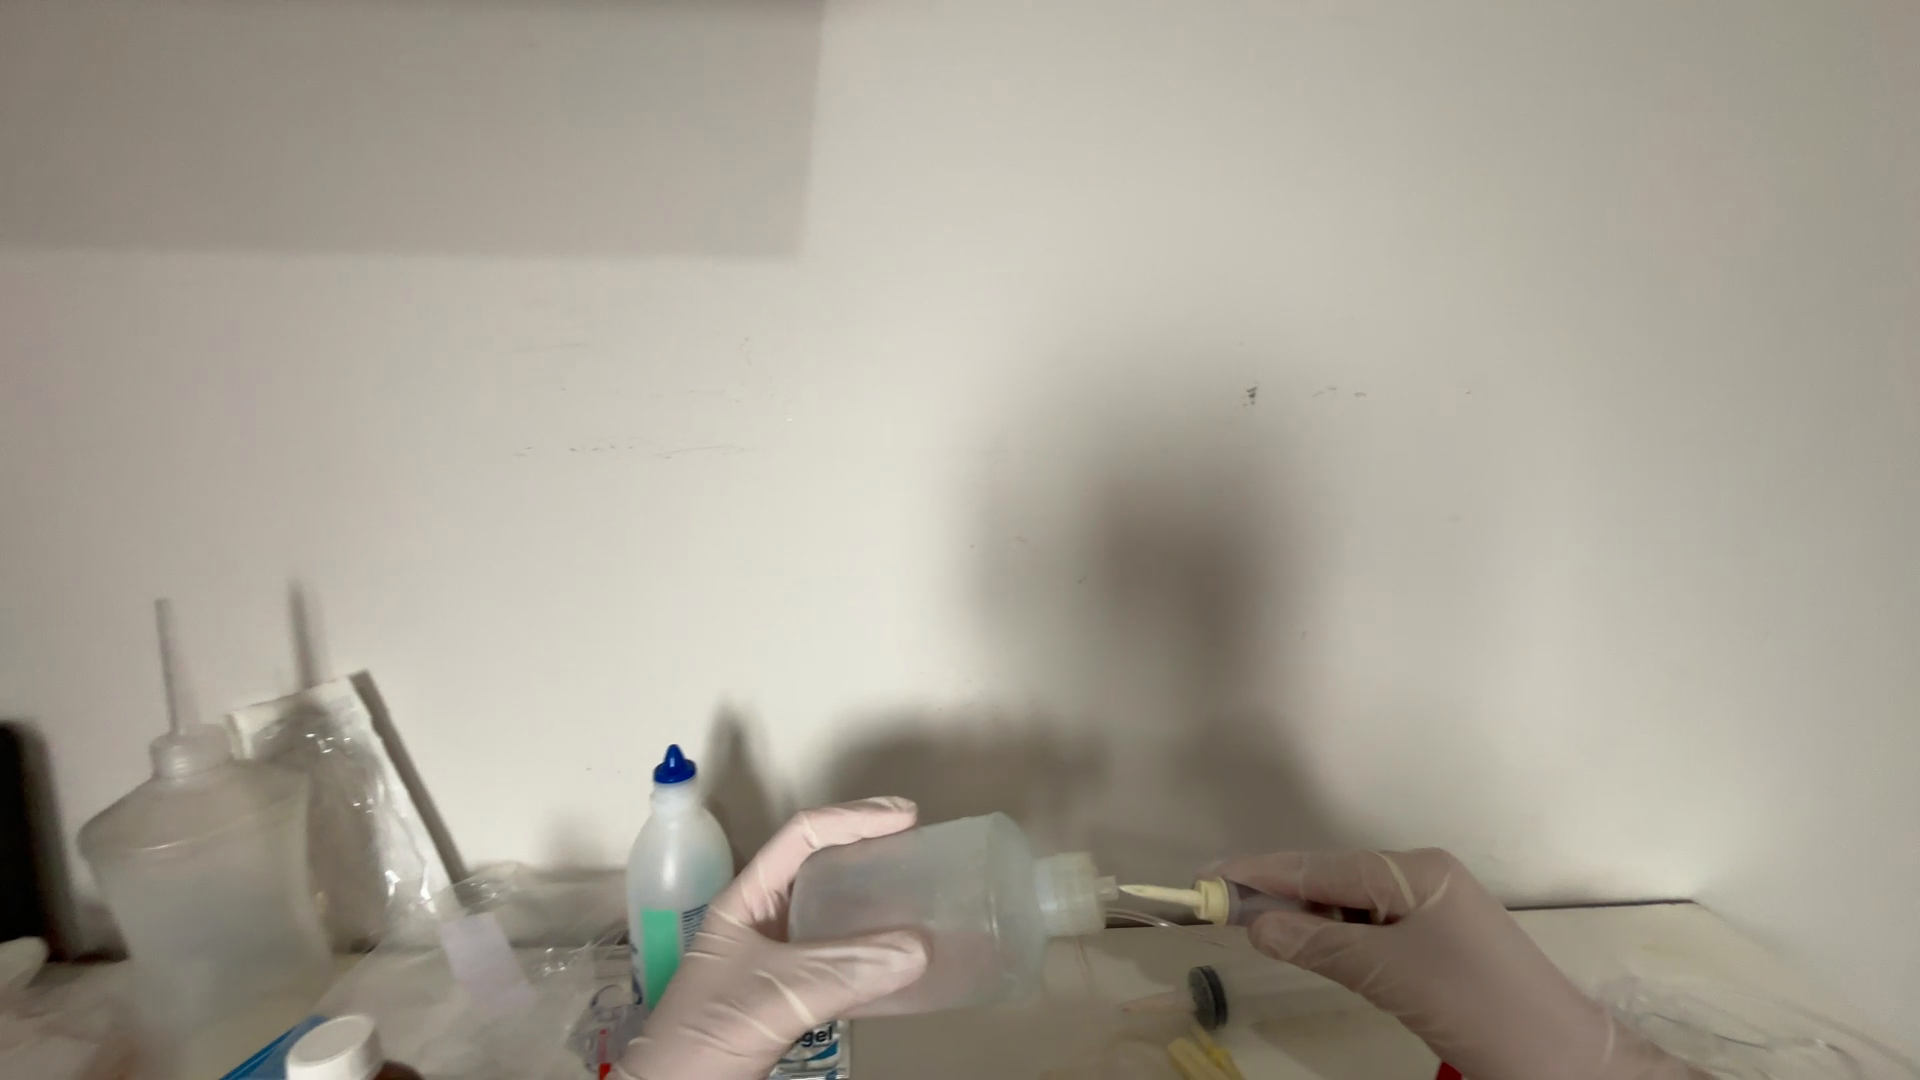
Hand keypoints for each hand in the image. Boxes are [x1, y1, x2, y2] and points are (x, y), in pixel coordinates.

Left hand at [616, 798, 930, 1079]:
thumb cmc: (706, 1037)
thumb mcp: (775, 995)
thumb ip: (845, 971)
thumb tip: (921, 946)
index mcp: (748, 896)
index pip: (803, 836)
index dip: (854, 817)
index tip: (906, 818)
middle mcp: (764, 917)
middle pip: (820, 864)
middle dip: (867, 847)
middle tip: (916, 843)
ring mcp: (775, 956)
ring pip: (832, 912)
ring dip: (873, 901)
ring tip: (915, 893)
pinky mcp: (788, 994)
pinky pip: (839, 958)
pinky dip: (871, 952)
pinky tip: (899, 959)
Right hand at [1217, 849, 1706, 1079]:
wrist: (1577, 1071)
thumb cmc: (1480, 1010)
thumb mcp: (1392, 976)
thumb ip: (1318, 944)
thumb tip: (1254, 926)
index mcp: (1415, 870)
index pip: (1320, 867)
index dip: (1261, 872)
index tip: (1210, 876)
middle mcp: (1421, 877)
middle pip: (1331, 878)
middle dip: (1278, 892)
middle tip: (1225, 903)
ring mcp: (1431, 907)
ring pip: (1347, 903)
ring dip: (1305, 916)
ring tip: (1259, 927)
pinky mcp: (1436, 940)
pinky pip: (1369, 925)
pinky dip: (1335, 935)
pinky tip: (1312, 944)